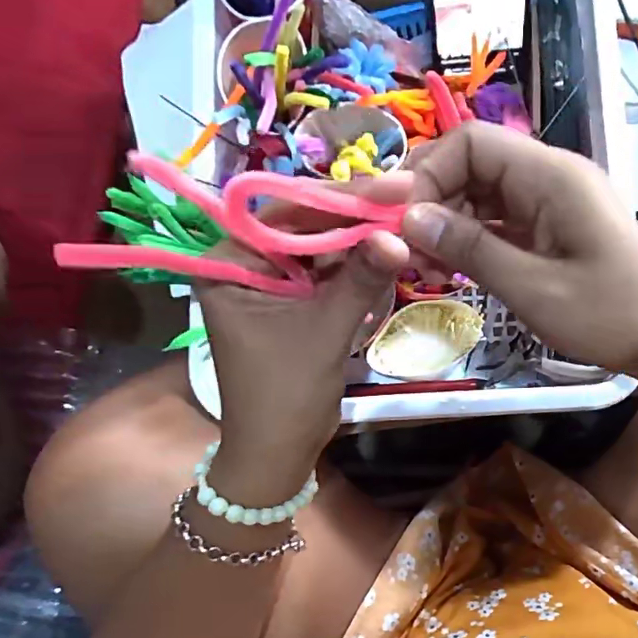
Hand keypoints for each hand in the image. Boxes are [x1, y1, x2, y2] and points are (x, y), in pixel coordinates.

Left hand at [194, 201, 406, 481]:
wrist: (278, 452)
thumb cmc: (286, 393)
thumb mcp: (325, 331)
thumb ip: (360, 279)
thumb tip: (398, 235)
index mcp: (228, 260)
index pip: (286, 212)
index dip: (343, 197)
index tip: (394, 185)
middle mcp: (244, 261)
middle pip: (306, 225)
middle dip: (357, 216)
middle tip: (409, 198)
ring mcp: (270, 281)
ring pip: (322, 246)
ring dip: (362, 238)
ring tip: (408, 219)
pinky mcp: (293, 300)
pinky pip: (328, 271)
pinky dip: (358, 266)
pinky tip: (392, 250)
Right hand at [391, 123, 637, 374]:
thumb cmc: (608, 316)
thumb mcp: (531, 287)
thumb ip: (469, 248)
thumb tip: (410, 217)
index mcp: (551, 175)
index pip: (470, 142)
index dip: (428, 174)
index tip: (402, 222)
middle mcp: (552, 175)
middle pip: (474, 163)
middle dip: (434, 200)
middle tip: (409, 251)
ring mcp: (556, 199)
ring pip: (485, 192)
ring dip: (451, 222)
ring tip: (428, 266)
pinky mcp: (556, 225)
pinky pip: (503, 217)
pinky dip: (476, 237)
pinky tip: (457, 268)